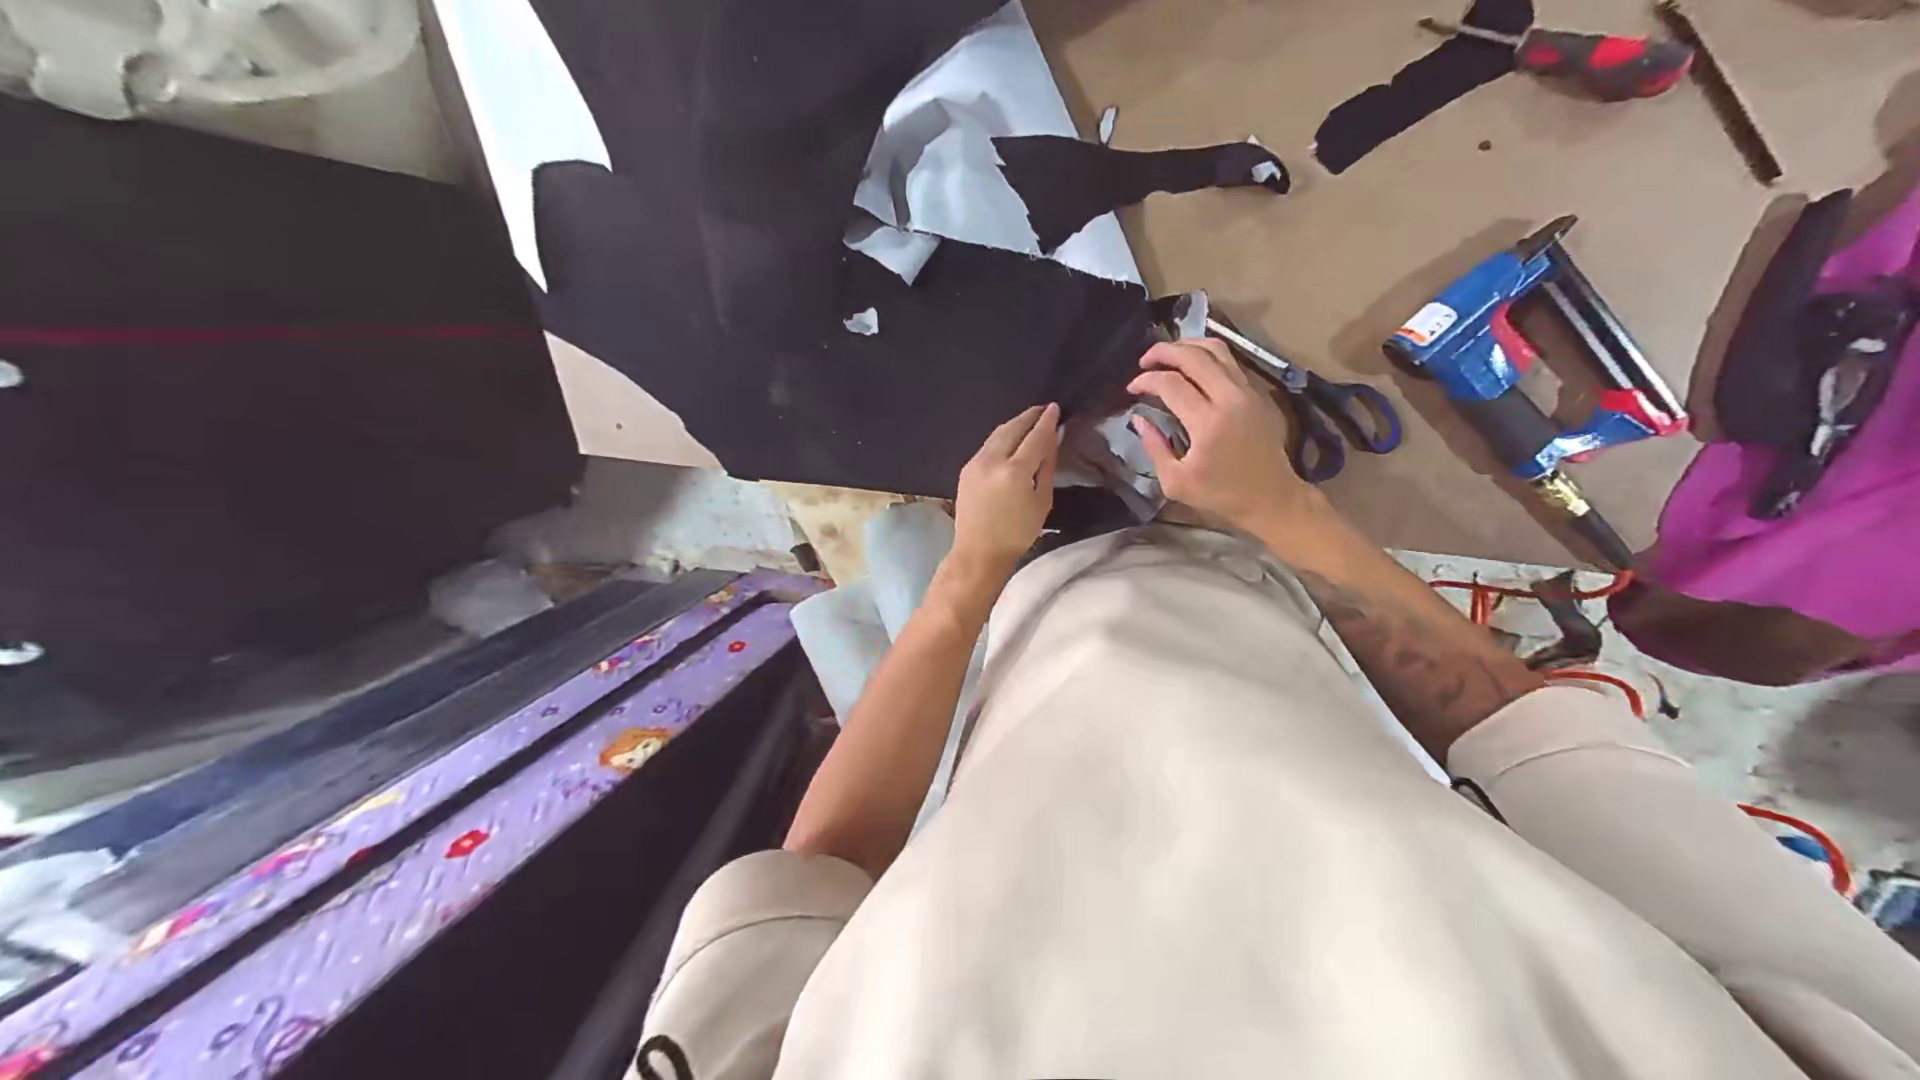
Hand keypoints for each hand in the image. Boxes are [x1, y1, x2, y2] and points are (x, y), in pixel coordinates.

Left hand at [952, 402, 1059, 567]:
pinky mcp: (966, 469)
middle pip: (1012, 428)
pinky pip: (987, 446)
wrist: (979, 551)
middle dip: (1028, 416)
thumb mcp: (1042, 501)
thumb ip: (1047, 466)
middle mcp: (992, 461)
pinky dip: (1001, 438)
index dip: (1046, 421)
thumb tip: (1052, 439)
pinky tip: (1011, 440)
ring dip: (1014, 425)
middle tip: (1042, 410)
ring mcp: (975, 463)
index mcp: (1014, 471)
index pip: (1035, 437)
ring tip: (1029, 421)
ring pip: (997, 434)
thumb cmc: (1017, 533)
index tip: (1055, 408)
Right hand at [1128, 339, 1314, 531]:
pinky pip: (1230, 361)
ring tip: (1168, 354)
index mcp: (1208, 423)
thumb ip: (1154, 447)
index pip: (1171, 384)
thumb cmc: (1221, 495)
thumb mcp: (1176, 482)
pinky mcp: (1257, 394)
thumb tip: (1139, 419)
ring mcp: (1248, 392)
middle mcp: (1230, 399)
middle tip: (1144, 360)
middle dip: (1163, 352)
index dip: (1146, 381)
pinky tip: (1192, 364)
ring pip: (1217, 350)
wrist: (1272, 498)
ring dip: (1187, 346)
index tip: (1132, 389)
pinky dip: (1207, 355)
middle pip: (1194, 356)